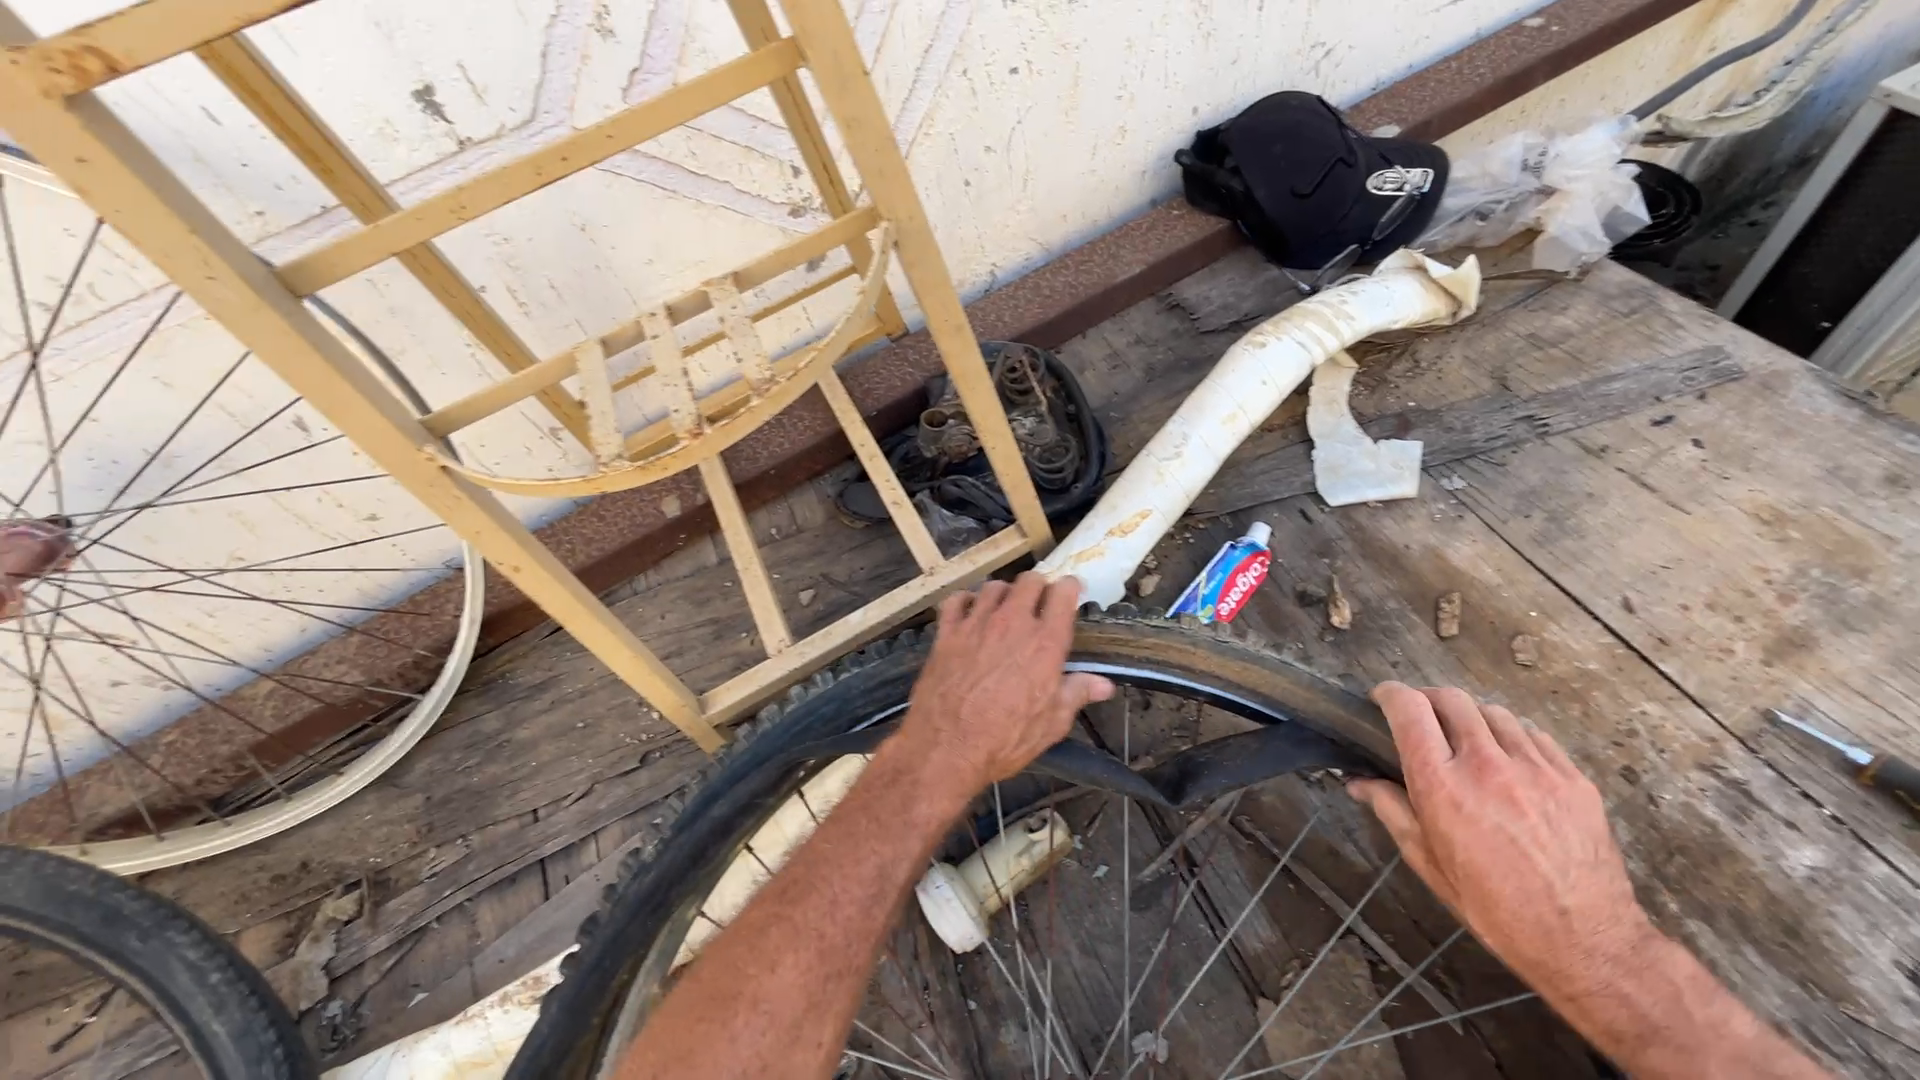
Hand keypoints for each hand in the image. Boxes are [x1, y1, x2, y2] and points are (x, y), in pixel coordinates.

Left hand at [897, 573, 1114, 794]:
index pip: (1063, 594)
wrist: (946, 747)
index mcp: (1045, 643)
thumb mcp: (1051, 724)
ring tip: (1005, 608)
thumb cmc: (1005, 740)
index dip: (1070, 588)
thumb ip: (1077, 694)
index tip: (1070, 592)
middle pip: (1029, 581)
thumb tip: (1104, 684)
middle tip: (1038, 602)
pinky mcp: (947, 633)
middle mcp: (1012, 624)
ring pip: (994, 586)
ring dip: (1004, 593)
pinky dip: (965, 601)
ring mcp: (976, 624)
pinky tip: (968, 612)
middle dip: (1038, 587)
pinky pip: (956, 600)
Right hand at [1348, 683, 1656, 1001]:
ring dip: (1471, 718)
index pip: (1409, 710)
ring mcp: (1536, 767)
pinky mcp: (1573, 778)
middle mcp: (1487, 764)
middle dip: (1428, 699)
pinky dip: (1512, 737)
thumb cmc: (1491, 905)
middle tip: (1421, 717)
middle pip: (1451, 698)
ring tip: (1468, 741)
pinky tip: (1509, 762)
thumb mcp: (1426, 861)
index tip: (1382, 699)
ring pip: (1494, 712)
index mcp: (1442, 784)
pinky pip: (1534, 736)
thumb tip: (1357, 783)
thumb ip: (1390, 810)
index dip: (1390, 694)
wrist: (1582, 939)